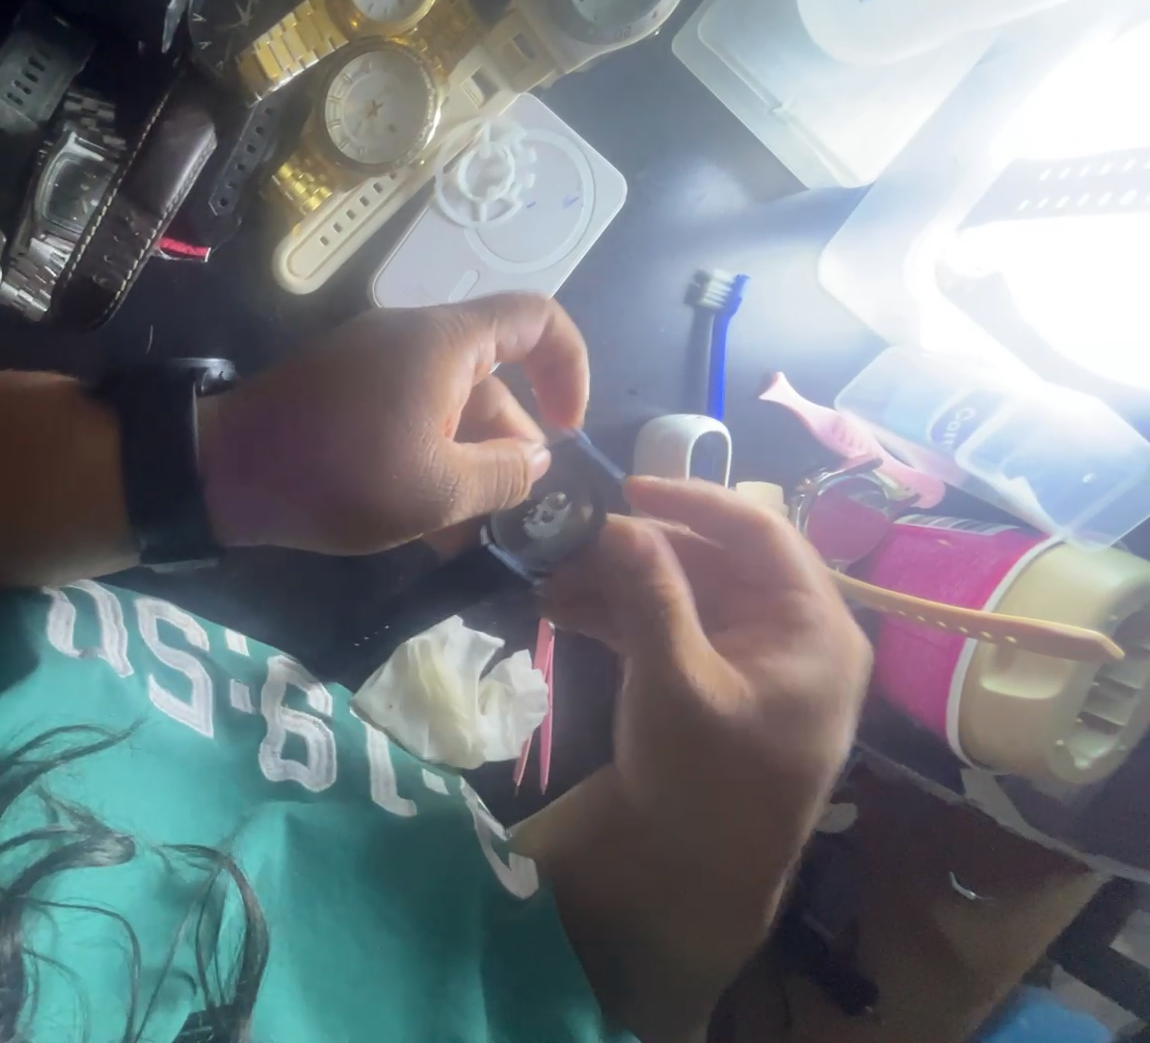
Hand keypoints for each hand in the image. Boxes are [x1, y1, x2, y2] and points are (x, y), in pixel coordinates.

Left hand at [197, 293, 587, 555]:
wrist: (223, 472)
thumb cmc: (338, 475)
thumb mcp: (436, 490)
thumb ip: (504, 474)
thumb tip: (536, 458)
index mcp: (444, 342)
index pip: (538, 320)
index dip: (570, 368)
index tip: (569, 430)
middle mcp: (410, 340)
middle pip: (488, 383)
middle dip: (506, 449)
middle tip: (507, 516)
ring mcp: (369, 366)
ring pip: (442, 412)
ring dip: (462, 468)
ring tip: (464, 536)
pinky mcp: (339, 394)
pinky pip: (401, 419)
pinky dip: (421, 461)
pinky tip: (423, 521)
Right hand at [545, 477, 871, 870]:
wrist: (694, 866)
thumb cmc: (704, 775)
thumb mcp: (674, 680)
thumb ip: (650, 594)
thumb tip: (616, 521)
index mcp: (809, 625)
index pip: (758, 531)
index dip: (691, 500)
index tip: (620, 488)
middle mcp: (781, 628)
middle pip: (705, 559)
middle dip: (629, 551)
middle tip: (562, 545)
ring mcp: (739, 651)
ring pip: (673, 589)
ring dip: (610, 582)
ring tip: (545, 583)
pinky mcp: (702, 671)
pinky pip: (658, 622)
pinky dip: (611, 613)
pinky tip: (558, 610)